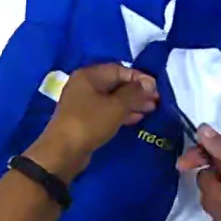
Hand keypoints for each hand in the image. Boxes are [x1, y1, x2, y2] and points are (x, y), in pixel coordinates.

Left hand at [31, 64, 158, 176]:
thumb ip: (134, 93)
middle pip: (115, 83)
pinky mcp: (85, 118)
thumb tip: (149, 83)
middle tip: (156, 100)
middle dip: (136, 91)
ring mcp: (83, 102)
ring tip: (151, 109)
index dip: (139, 77)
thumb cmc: (90, 122)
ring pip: (112, 98)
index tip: (156, 88)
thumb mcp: (116, 106)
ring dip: (131, 102)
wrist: (64, 151)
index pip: (118, 69)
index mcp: (88, 75)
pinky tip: (137, 118)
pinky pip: (107, 110)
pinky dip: (122, 112)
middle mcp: (84, 85)